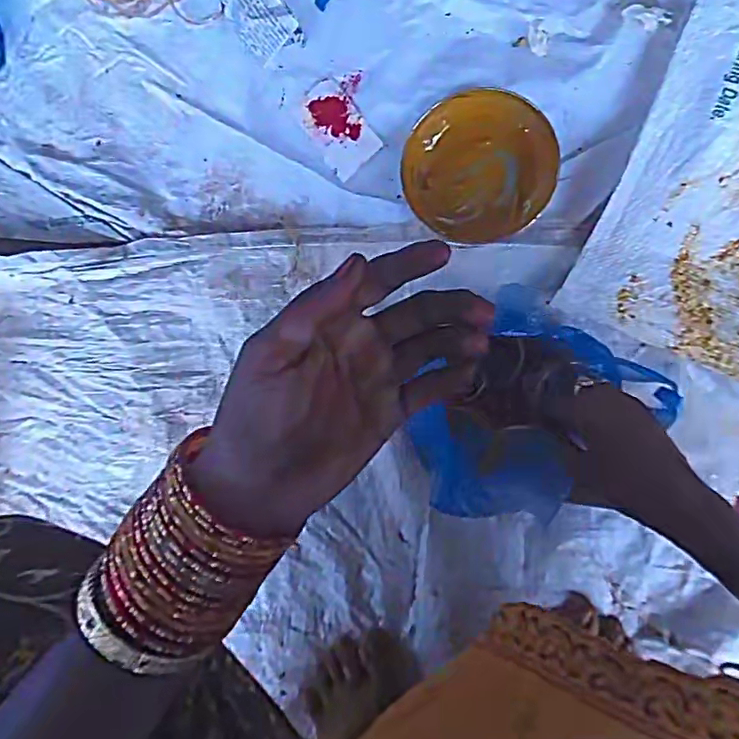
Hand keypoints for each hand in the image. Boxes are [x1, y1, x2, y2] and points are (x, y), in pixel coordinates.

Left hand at [188, 241, 493, 536]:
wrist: (258, 484)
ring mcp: (379, 378)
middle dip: (450, 306)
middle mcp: (363, 343)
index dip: (409, 265)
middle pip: (416, 314)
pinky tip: (470, 372)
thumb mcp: (272, 353)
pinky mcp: (390, 413)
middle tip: (484, 310)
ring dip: (457, 340)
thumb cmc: (255, 412)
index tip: (443, 254)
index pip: (377, 282)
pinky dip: (451, 379)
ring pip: (428, 348)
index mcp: (333, 321)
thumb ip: (314, 308)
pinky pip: (428, 389)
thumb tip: (358, 261)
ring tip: (482, 342)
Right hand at [545, 385, 719, 531]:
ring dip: (584, 408)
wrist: (670, 491)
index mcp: (584, 407)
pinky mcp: (642, 410)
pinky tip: (602, 432)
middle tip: (556, 428)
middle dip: (563, 407)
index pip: (551, 402)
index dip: (539, 413)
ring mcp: (626, 400)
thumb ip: (559, 450)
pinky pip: (613, 403)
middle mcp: (604, 395)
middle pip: (574, 394)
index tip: (533, 425)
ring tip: (578, 430)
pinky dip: (603, 412)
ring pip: (595, 395)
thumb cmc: (620, 484)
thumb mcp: (578, 472)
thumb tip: (548, 439)